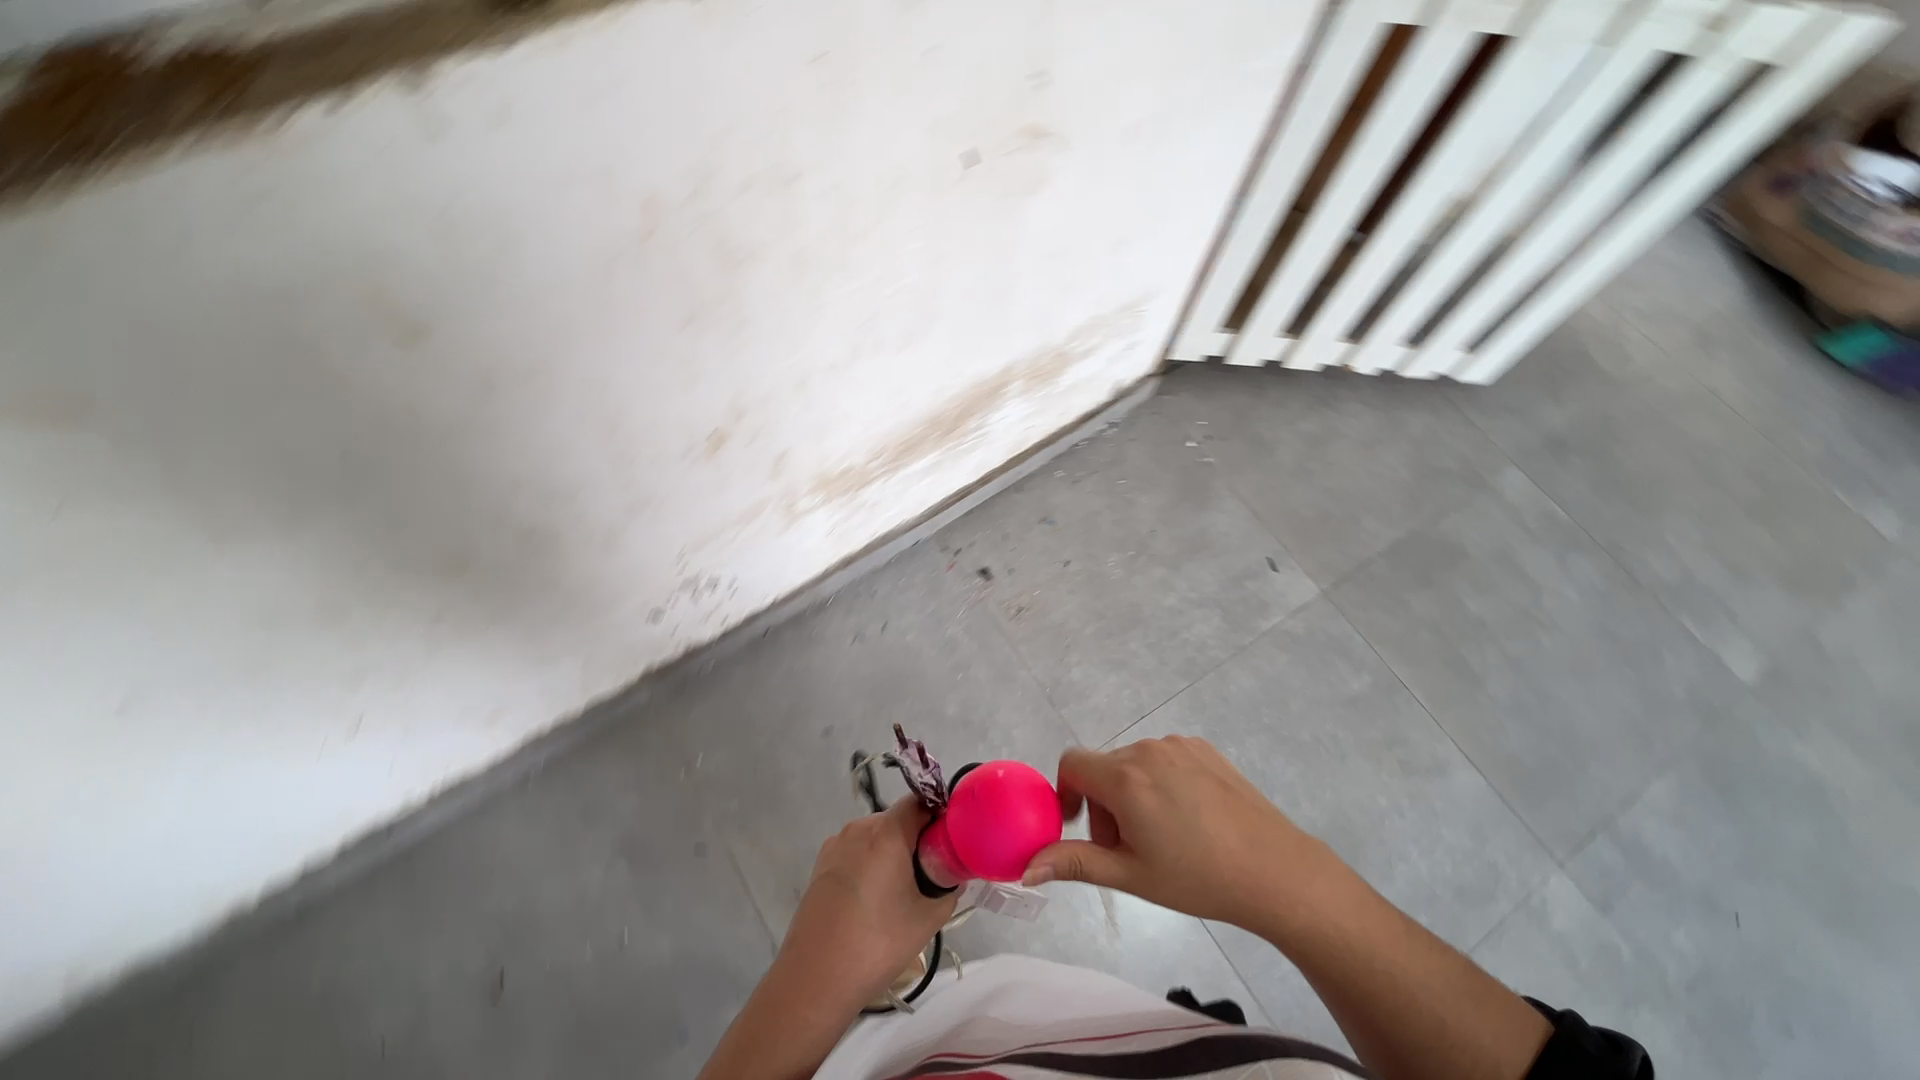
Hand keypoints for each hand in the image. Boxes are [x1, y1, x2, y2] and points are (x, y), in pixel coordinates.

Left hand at [773, 797, 958, 1008]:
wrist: (816, 978)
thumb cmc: (878, 942)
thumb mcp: (929, 917)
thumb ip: (951, 887)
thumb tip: (954, 874)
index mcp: (886, 832)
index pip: (921, 801)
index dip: (940, 816)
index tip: (951, 843)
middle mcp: (858, 828)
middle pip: (897, 820)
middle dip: (918, 840)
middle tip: (932, 876)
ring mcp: (835, 846)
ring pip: (876, 838)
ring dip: (893, 855)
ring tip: (901, 896)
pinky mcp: (820, 866)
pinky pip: (856, 854)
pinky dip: (870, 867)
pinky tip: (873, 903)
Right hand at [1022, 737, 1329, 932]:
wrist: (1275, 870)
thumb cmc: (1197, 877)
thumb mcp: (1129, 874)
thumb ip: (1073, 862)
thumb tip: (1025, 868)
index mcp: (1125, 777)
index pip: (1071, 763)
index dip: (1067, 793)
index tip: (1084, 829)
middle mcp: (1148, 749)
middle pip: (1103, 767)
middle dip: (1103, 803)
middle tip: (1129, 847)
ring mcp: (1180, 745)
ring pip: (1134, 763)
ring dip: (1132, 793)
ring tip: (1163, 835)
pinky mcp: (1205, 749)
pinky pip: (1164, 758)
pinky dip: (1161, 782)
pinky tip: (1190, 817)